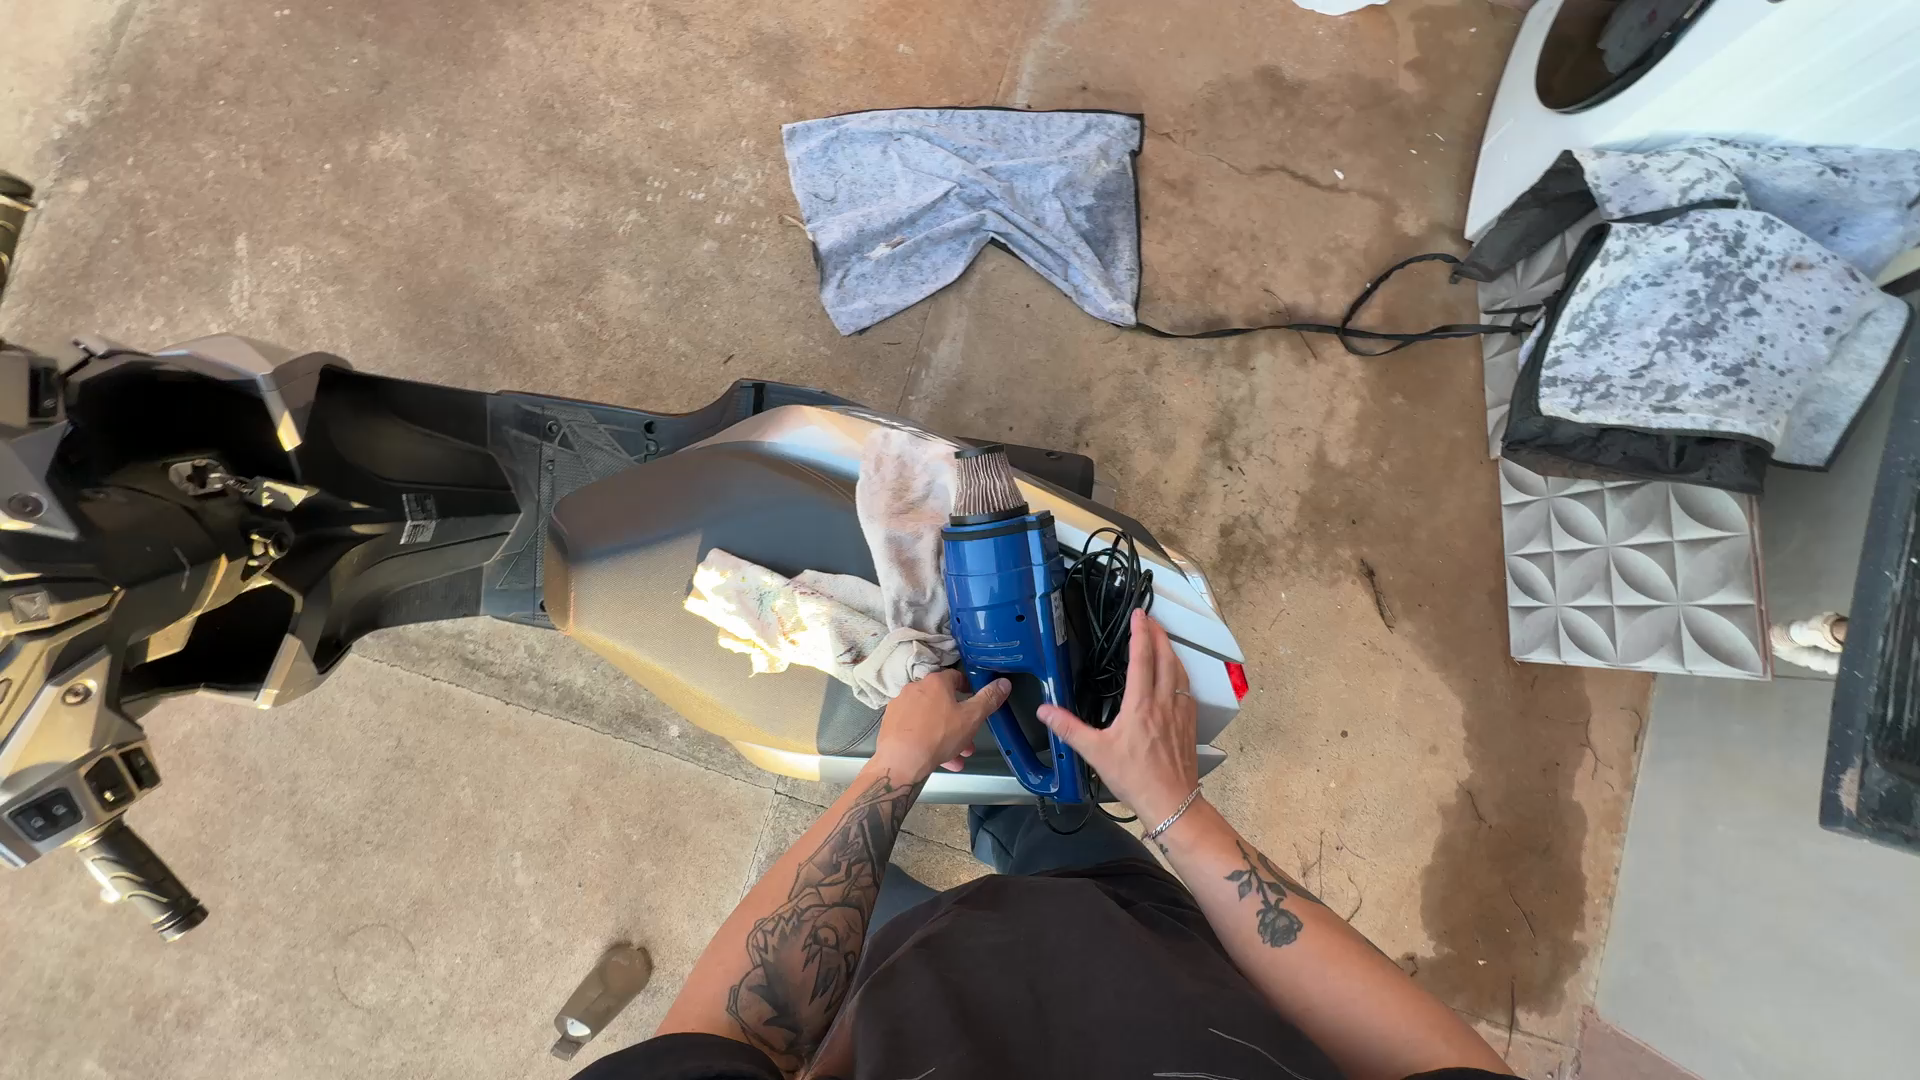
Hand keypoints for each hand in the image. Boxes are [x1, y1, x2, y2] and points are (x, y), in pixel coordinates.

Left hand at [872, 669, 1010, 782]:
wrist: (901, 760)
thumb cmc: (938, 735)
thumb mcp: (971, 718)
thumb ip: (989, 699)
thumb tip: (1003, 683)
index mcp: (936, 682)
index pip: (956, 677)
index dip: (968, 689)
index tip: (975, 701)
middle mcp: (915, 688)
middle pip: (942, 702)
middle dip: (959, 721)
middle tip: (969, 738)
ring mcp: (901, 705)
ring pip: (930, 718)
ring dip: (946, 735)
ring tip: (957, 756)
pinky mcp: (892, 722)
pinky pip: (915, 728)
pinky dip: (928, 740)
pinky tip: (939, 759)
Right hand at [1038, 609, 1197, 823]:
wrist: (1172, 803)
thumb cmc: (1136, 779)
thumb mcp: (1095, 752)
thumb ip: (1069, 728)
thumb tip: (1046, 711)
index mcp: (1141, 705)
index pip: (1141, 658)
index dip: (1140, 633)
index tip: (1138, 615)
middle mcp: (1164, 703)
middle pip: (1165, 657)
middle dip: (1158, 634)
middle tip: (1151, 618)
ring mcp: (1180, 712)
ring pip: (1179, 671)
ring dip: (1170, 650)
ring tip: (1163, 639)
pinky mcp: (1189, 724)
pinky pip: (1186, 689)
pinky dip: (1179, 672)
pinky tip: (1175, 676)